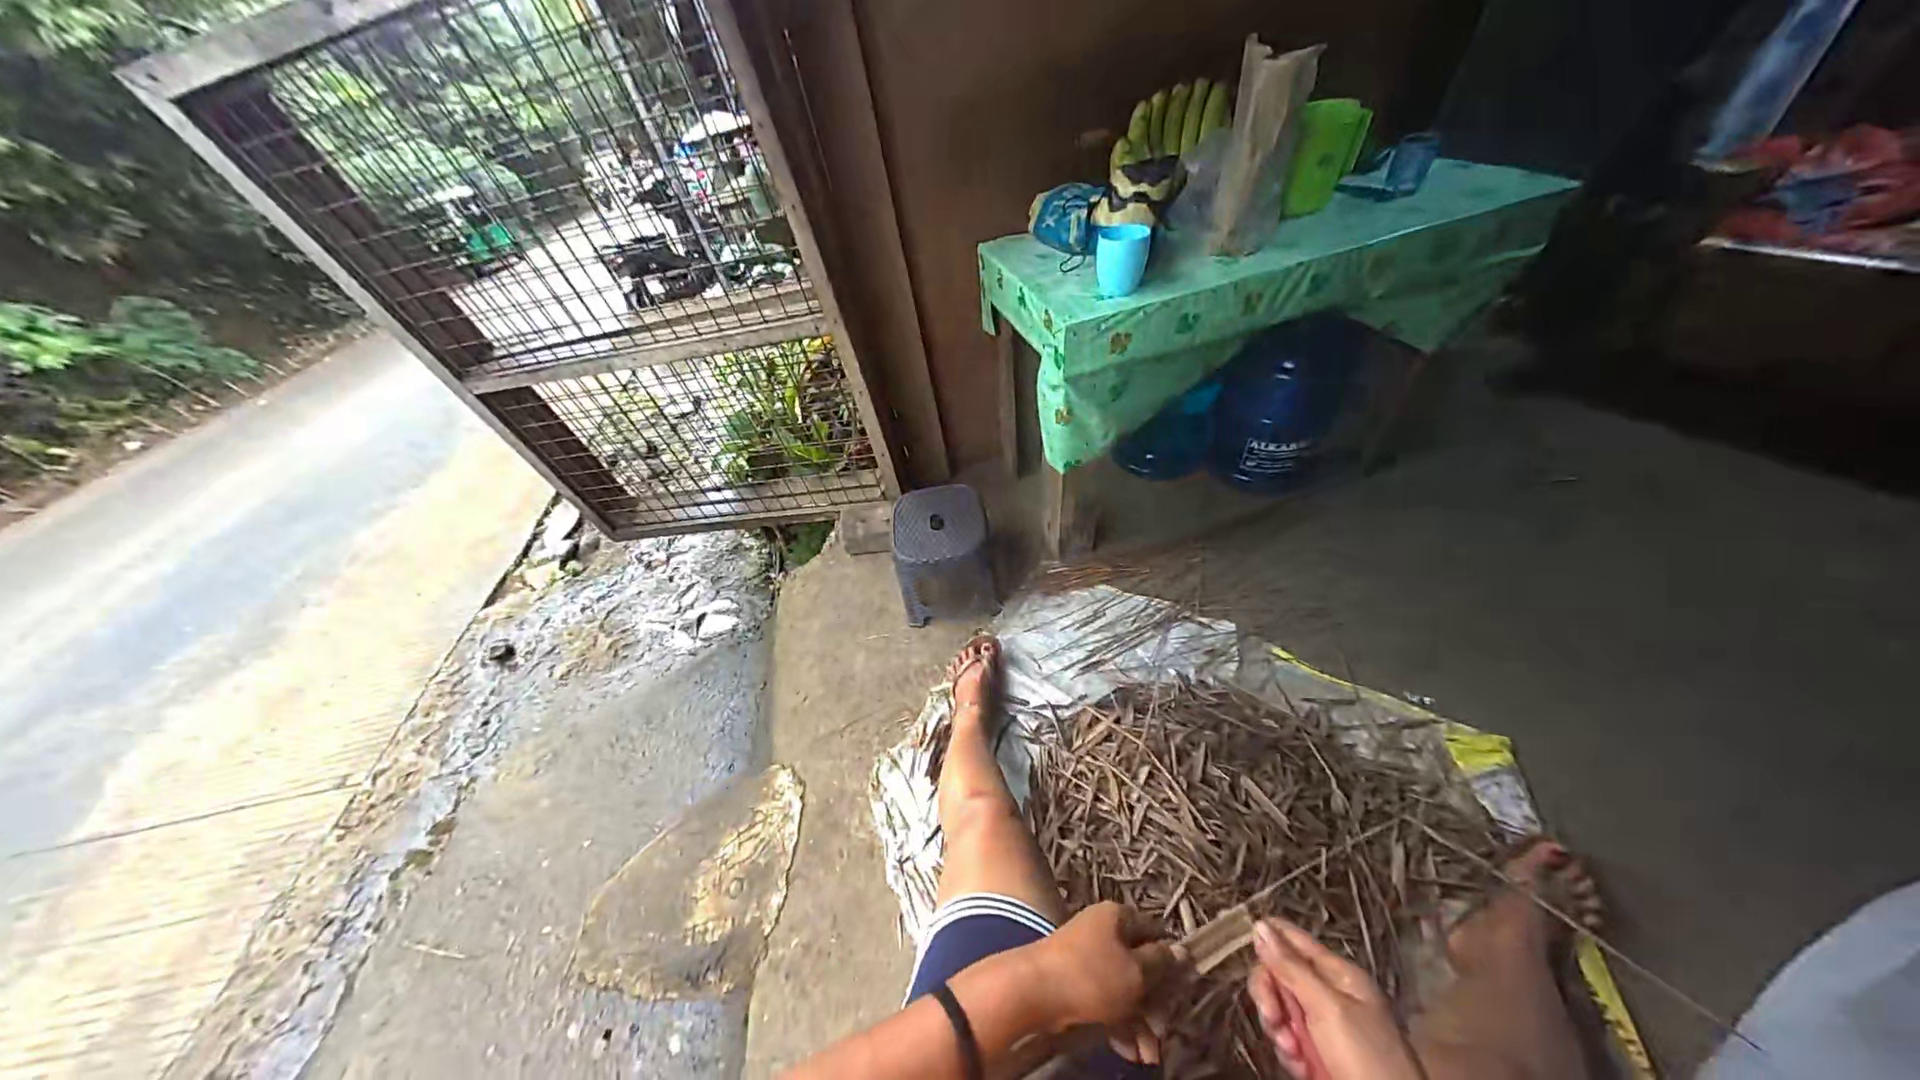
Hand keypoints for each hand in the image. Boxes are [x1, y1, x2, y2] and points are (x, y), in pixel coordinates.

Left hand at [1020, 901, 1176, 1062]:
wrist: (1033, 993)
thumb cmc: (1091, 977)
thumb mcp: (1136, 972)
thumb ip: (1161, 964)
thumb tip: (1180, 951)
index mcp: (1118, 917)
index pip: (1155, 932)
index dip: (1171, 961)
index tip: (1181, 991)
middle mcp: (1103, 931)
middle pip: (1141, 964)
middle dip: (1156, 1003)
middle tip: (1163, 1031)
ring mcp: (1088, 956)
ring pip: (1125, 988)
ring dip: (1140, 1022)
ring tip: (1148, 1055)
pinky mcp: (1076, 981)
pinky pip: (1106, 1000)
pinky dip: (1120, 1024)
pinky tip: (1130, 1052)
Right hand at [1246, 918, 1423, 1079]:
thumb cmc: (1366, 1061)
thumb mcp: (1328, 1009)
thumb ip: (1291, 968)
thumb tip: (1259, 924)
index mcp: (1337, 974)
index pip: (1291, 938)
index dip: (1268, 942)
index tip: (1256, 961)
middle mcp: (1327, 993)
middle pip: (1278, 973)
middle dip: (1270, 996)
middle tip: (1274, 1019)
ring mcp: (1322, 1025)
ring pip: (1278, 1008)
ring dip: (1278, 1029)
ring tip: (1294, 1054)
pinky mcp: (1316, 1053)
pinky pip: (1286, 1038)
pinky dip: (1288, 1053)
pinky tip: (1301, 1068)